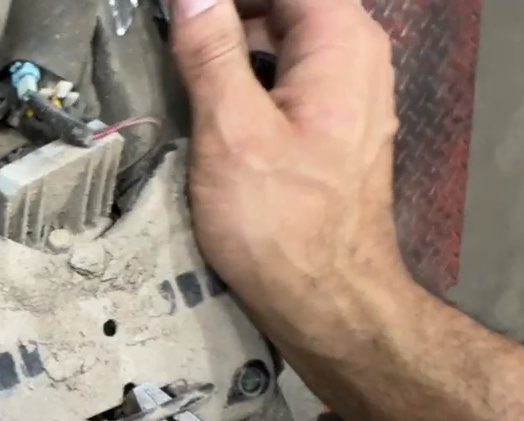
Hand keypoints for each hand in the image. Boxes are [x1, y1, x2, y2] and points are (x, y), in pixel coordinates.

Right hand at [170, 0, 418, 360]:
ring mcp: (347, 97)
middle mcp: (356, 59)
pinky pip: (290, 84)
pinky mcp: (331, 133)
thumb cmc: (273, 217)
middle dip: (229, 17)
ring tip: (179, 70)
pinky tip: (212, 111)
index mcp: (340, 44)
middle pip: (291, 10)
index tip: (174, 13)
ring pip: (288, 48)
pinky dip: (249, 83)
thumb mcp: (230, 132)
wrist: (319, 289)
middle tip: (167, 41)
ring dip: (235, 51)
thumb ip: (212, 58)